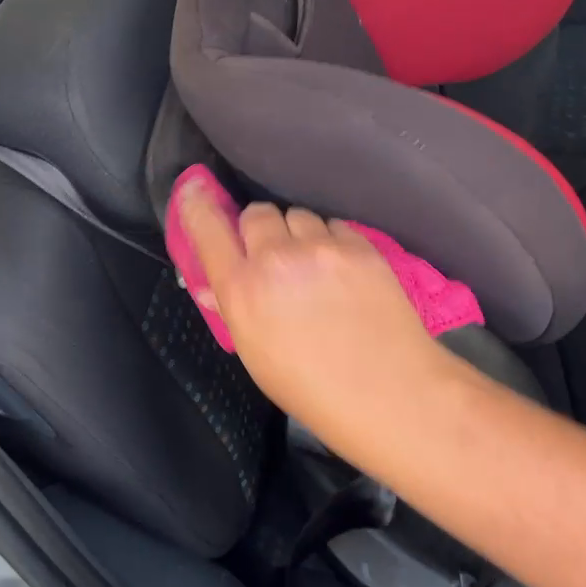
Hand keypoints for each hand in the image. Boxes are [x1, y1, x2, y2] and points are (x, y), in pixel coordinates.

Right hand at [176, 179, 451, 436]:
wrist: (391, 394)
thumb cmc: (310, 387)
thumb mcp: (254, 352)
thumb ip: (230, 308)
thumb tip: (211, 284)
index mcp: (241, 288)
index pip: (206, 226)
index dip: (197, 204)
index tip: (194, 191)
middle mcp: (276, 258)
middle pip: (256, 213)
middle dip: (258, 230)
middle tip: (270, 256)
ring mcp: (322, 248)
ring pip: (297, 216)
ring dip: (296, 234)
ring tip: (311, 265)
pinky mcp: (361, 247)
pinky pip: (334, 226)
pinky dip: (331, 241)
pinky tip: (340, 270)